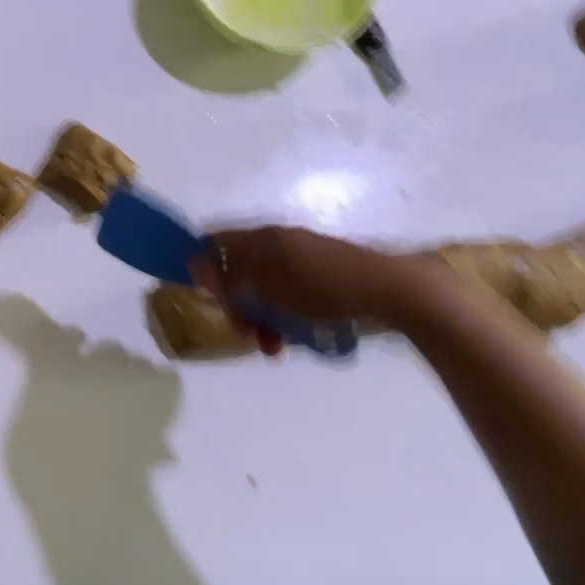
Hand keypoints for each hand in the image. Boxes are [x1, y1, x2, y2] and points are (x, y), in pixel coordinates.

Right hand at [192, 225, 428, 333]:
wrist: (392, 291)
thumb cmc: (323, 287)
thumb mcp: (268, 285)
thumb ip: (228, 275)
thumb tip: (193, 263)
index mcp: (262, 237)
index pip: (216, 242)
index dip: (203, 266)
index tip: (205, 297)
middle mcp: (279, 243)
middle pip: (239, 271)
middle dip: (237, 304)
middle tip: (244, 330)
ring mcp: (303, 259)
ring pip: (266, 289)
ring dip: (262, 318)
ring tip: (272, 347)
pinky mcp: (324, 278)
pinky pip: (291, 296)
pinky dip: (286, 317)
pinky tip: (292, 341)